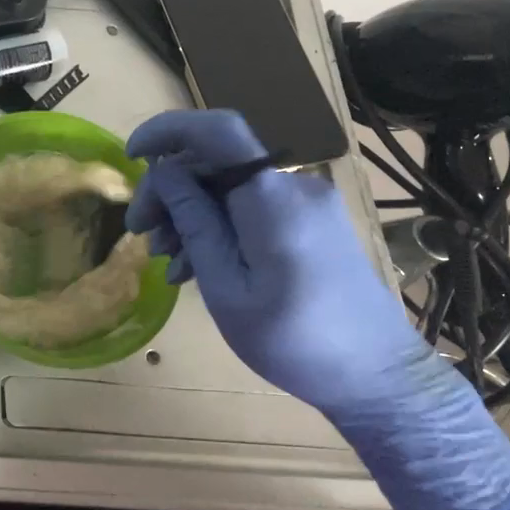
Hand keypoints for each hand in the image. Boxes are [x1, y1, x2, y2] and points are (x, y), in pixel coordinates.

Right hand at [125, 110, 509, 509]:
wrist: (379, 380)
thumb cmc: (294, 340)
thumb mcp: (226, 286)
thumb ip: (194, 222)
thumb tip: (163, 172)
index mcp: (272, 197)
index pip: (216, 130)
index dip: (167, 131)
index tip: (131, 157)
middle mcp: (292, 185)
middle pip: (213, 162)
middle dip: (168, 190)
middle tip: (139, 233)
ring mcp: (304, 203)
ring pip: (226, 186)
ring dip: (188, 214)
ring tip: (165, 261)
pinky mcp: (309, 222)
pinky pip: (248, 206)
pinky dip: (216, 226)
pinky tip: (195, 266)